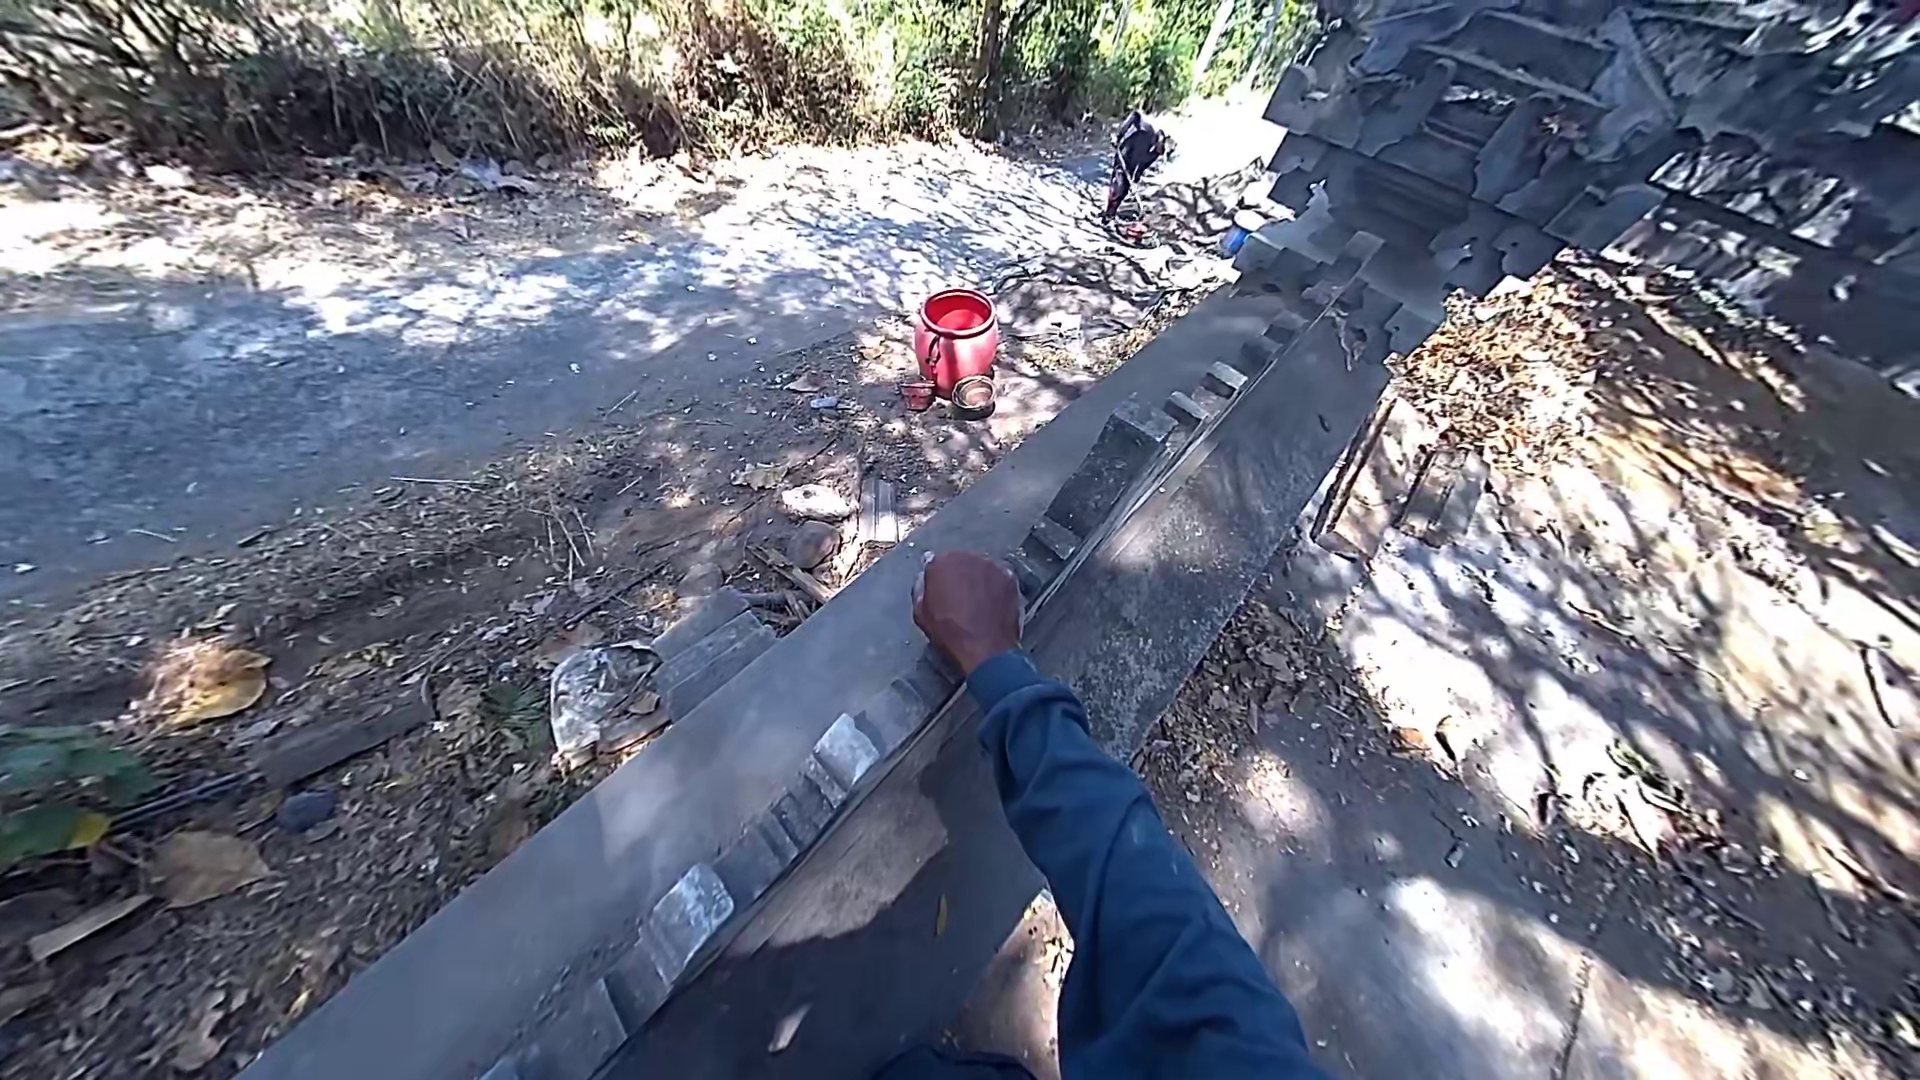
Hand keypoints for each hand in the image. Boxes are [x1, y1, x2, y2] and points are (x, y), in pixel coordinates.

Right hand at [913, 551, 1020, 676]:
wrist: (985, 648)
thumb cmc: (950, 632)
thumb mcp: (921, 613)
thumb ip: (920, 589)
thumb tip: (925, 578)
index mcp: (941, 562)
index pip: (936, 563)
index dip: (938, 580)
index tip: (941, 593)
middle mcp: (966, 556)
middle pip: (960, 562)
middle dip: (959, 577)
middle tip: (960, 599)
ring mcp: (990, 565)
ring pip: (981, 569)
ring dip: (978, 580)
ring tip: (978, 603)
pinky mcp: (1008, 577)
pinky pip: (999, 578)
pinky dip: (995, 587)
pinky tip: (992, 604)